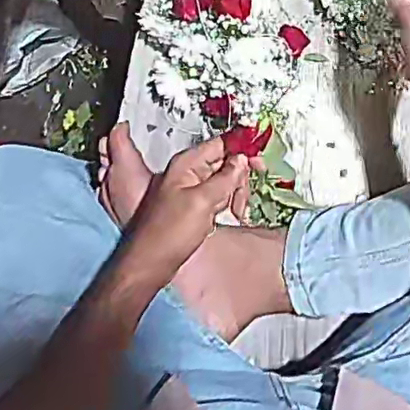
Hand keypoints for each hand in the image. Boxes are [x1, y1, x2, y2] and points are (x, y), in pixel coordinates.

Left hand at [115, 136, 249, 288]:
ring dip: (235, 195)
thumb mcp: (203, 202)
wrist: (150, 266)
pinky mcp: (195, 204)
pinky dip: (228, 204)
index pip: (222, 144)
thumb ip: (225, 177)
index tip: (259, 164)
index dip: (243, 150)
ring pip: (226, 180)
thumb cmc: (170, 233)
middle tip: (240, 200)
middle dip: (239, 180)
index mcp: (187, 164)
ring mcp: (192, 188)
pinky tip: (229, 217)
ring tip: (234, 213)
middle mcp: (189, 172)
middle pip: (227, 162)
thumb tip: (242, 158)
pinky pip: (219, 195)